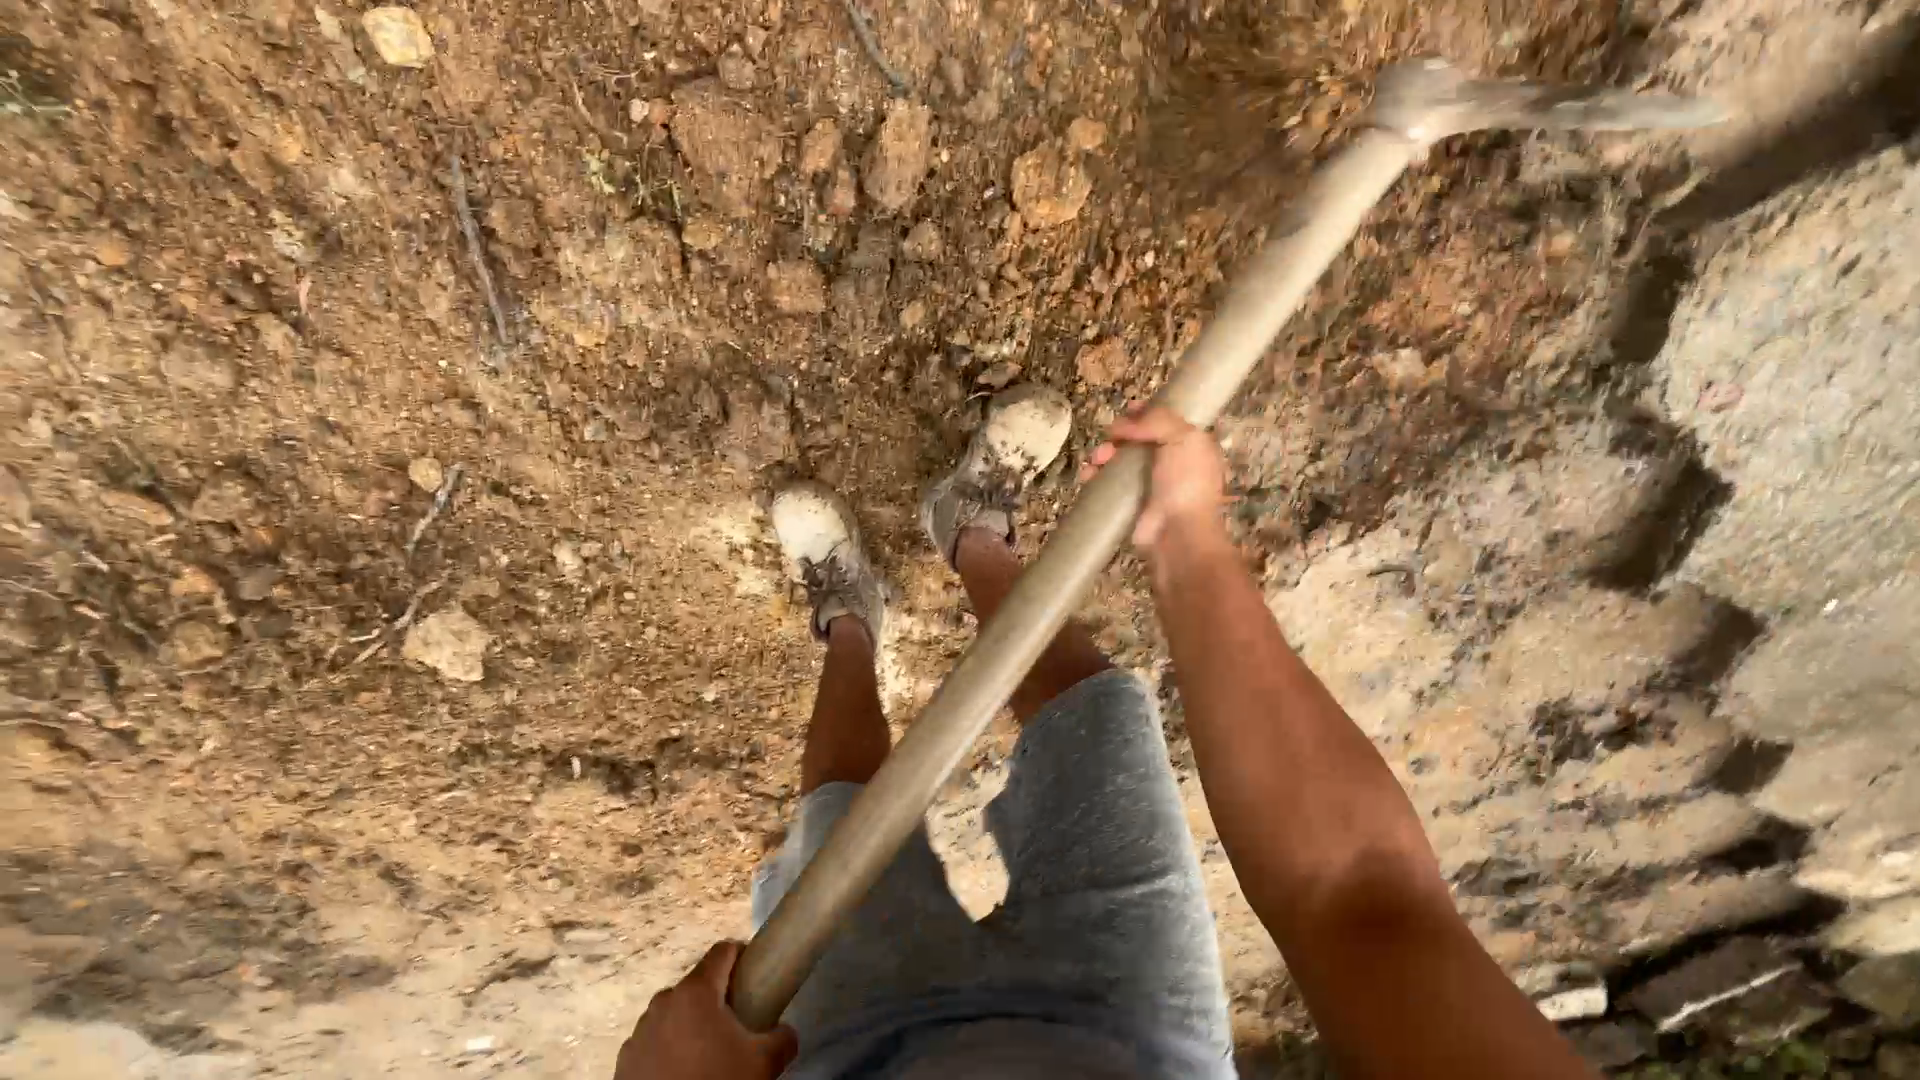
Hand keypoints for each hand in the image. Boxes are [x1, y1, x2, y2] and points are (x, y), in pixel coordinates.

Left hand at [613, 942, 798, 1079]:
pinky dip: (668, 1049)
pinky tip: (681, 1073)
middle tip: (735, 1024)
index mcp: (696, 992)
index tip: (754, 975)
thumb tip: (783, 1032)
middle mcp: (663, 1002)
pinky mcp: (625, 1061)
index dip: (742, 956)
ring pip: (673, 1014)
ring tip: (706, 1054)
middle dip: (716, 998)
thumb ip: (782, 1037)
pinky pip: (653, 1042)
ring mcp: (639, 1032)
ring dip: (690, 1024)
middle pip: (697, 985)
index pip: (723, 951)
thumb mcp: (764, 1062)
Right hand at [1082, 405, 1229, 553]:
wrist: (1178, 532)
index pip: (1166, 422)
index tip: (1129, 409)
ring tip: (1097, 458)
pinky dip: (1095, 477)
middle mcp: (1170, 464)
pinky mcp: (1129, 504)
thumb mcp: (1184, 438)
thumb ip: (1159, 420)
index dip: (1147, 412)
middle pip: (1138, 440)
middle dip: (1120, 434)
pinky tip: (1088, 475)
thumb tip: (1126, 422)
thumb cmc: (1186, 482)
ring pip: (1119, 460)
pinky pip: (1107, 485)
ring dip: (1104, 454)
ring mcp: (1148, 485)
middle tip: (1111, 436)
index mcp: (1190, 447)